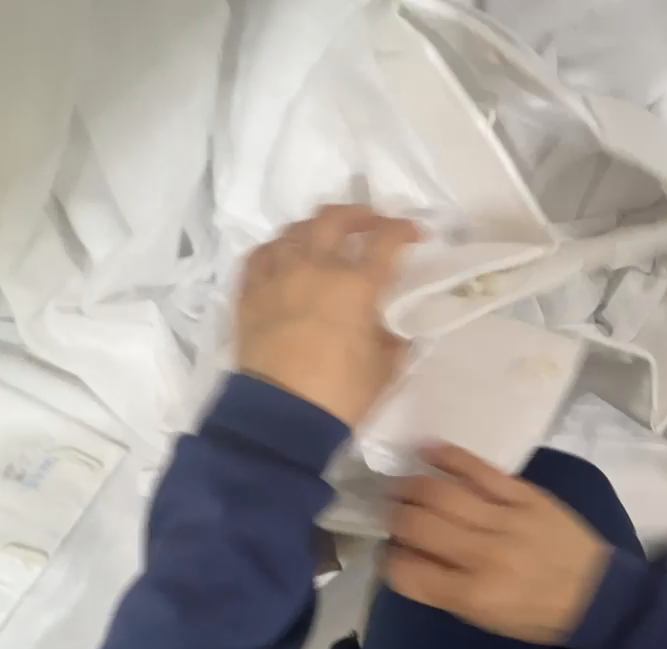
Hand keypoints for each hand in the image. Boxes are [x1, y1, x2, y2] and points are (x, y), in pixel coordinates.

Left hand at [236, 205, 420, 426]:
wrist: (283, 415)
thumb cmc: (343, 393)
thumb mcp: (385, 369)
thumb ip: (394, 341)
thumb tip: (397, 332)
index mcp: (356, 287)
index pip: (385, 242)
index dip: (404, 231)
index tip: (415, 233)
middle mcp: (316, 268)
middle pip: (336, 220)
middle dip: (360, 215)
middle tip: (373, 223)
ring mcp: (277, 275)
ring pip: (296, 230)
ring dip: (318, 228)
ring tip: (328, 237)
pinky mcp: (250, 291)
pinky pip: (263, 253)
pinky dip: (280, 248)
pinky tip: (287, 256)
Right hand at [384, 446, 613, 644]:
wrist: (597, 594)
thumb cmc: (538, 614)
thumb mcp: (487, 619)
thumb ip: (444, 589)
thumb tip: (406, 556)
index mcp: (472, 595)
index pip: (407, 571)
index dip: (389, 558)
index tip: (389, 549)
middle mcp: (484, 556)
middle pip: (417, 525)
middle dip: (392, 516)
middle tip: (387, 510)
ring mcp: (507, 521)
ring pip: (441, 493)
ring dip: (411, 485)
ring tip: (400, 484)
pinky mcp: (527, 496)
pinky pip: (480, 469)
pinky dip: (448, 457)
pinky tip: (426, 451)